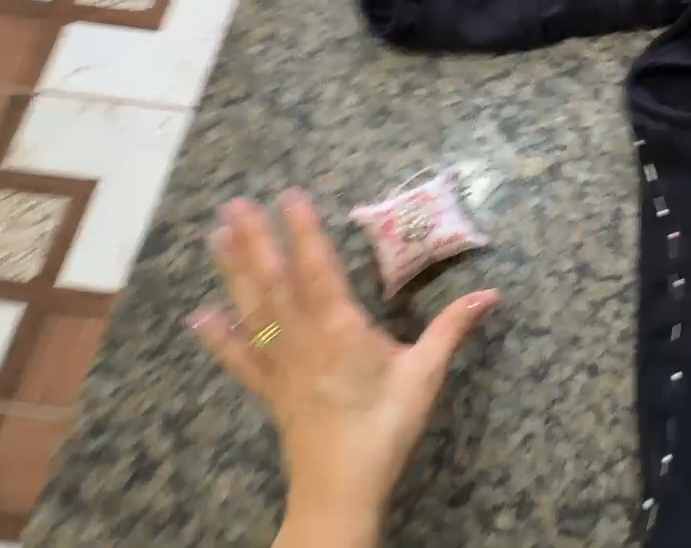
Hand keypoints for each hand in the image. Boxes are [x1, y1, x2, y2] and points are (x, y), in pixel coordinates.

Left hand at [189, 189, 498, 539]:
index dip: (304, 232)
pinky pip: (241, 359)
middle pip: (274, 283)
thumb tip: (491, 292)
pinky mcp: (270, 391)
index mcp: (341, 330)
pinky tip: (199, 316)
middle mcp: (303, 340)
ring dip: (234, 272)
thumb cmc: (386, 428)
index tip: (291, 197)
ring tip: (217, 236)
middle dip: (256, 241)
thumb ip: (453, 329)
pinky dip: (219, 337)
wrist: (342, 494)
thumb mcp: (426, 375)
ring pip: (253, 311)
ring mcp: (281, 366)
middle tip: (236, 204)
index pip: (318, 270)